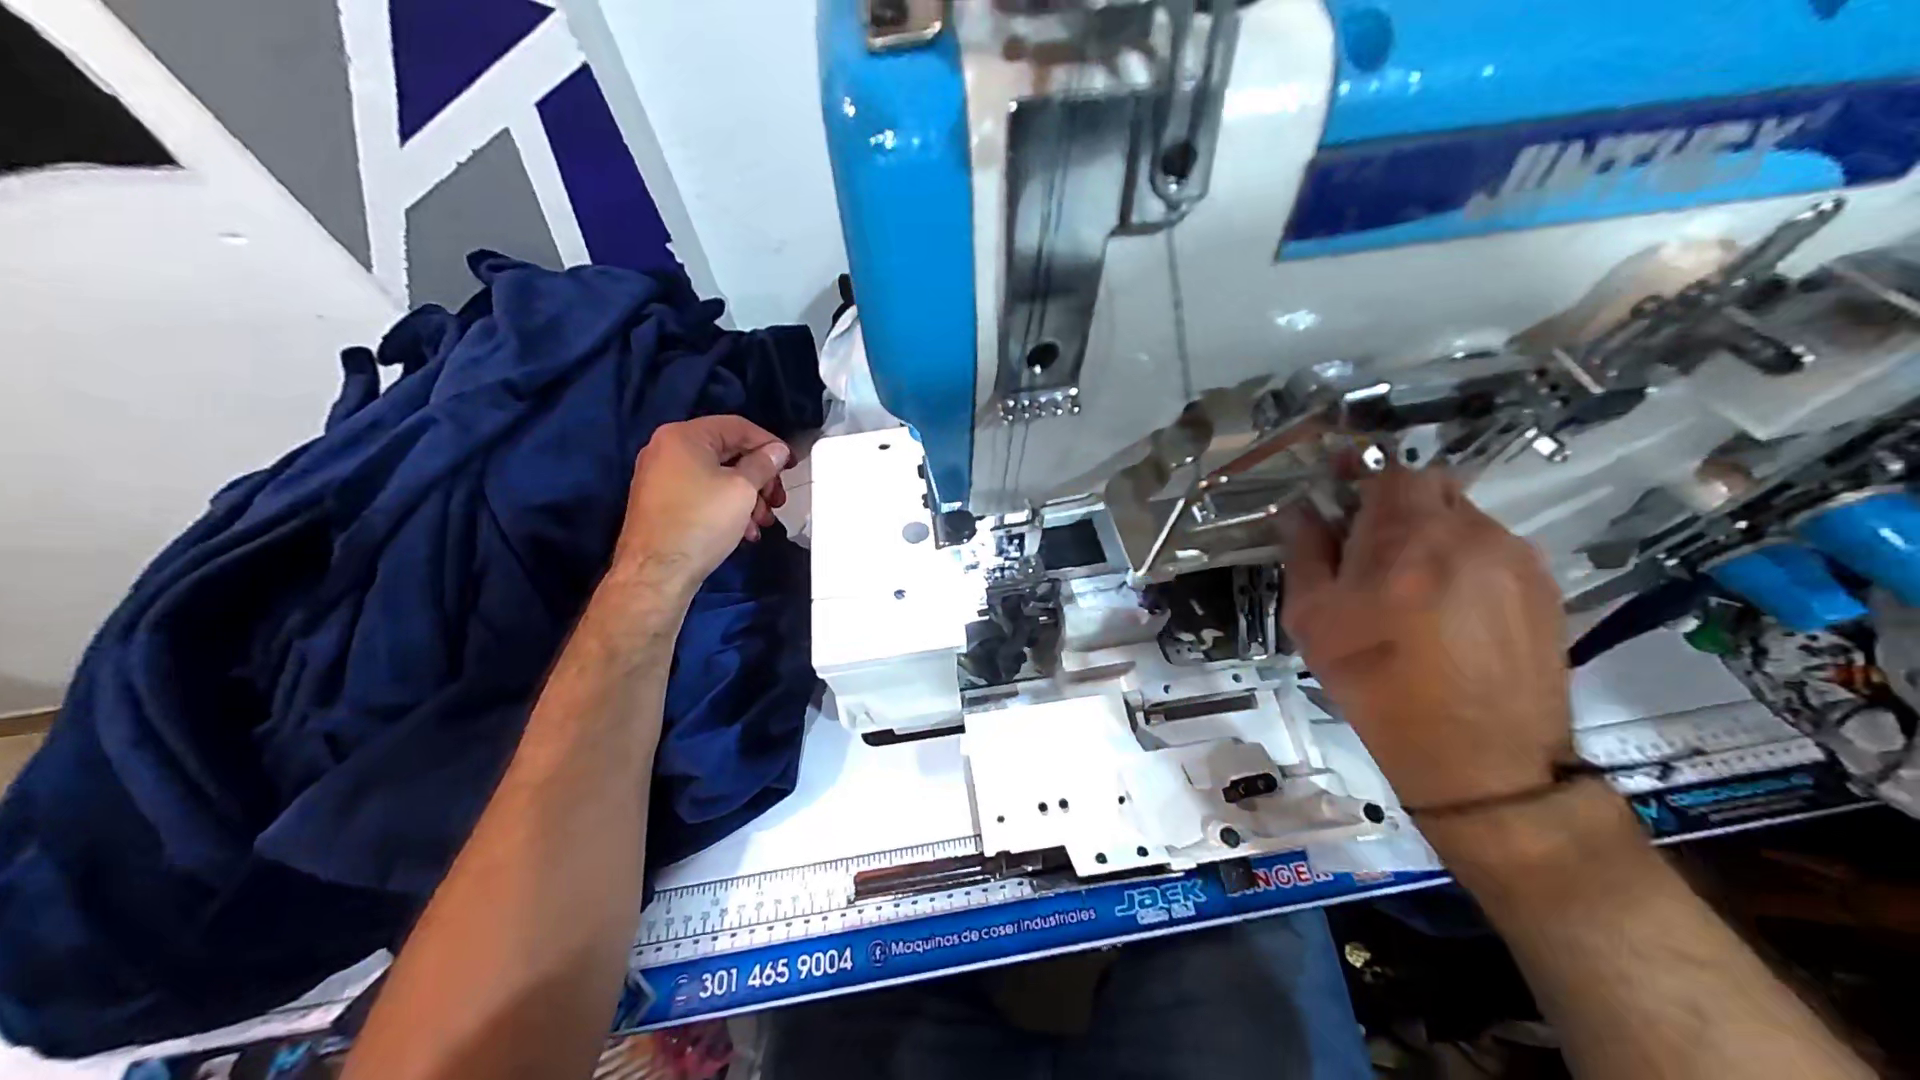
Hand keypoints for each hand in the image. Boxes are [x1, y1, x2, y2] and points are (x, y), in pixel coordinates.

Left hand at [608, 417, 790, 601]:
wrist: (656, 572)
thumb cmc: (701, 521)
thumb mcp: (742, 489)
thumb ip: (764, 464)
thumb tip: (777, 450)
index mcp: (684, 436)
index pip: (738, 427)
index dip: (770, 444)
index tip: (792, 465)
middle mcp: (666, 449)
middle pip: (728, 453)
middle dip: (760, 478)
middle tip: (777, 500)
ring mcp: (660, 477)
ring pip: (717, 477)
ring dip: (747, 497)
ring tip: (762, 522)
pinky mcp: (661, 503)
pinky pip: (701, 494)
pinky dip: (726, 506)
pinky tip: (744, 531)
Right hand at [1280, 464, 1575, 813]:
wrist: (1478, 756)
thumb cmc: (1375, 681)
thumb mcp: (1312, 619)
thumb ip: (1304, 552)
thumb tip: (1301, 511)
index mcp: (1406, 532)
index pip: (1387, 468)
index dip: (1360, 473)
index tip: (1341, 493)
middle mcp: (1471, 530)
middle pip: (1432, 488)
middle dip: (1398, 506)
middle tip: (1373, 549)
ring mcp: (1518, 558)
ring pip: (1467, 522)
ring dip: (1435, 538)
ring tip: (1415, 592)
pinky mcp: (1548, 590)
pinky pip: (1497, 554)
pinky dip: (1469, 565)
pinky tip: (1453, 615)